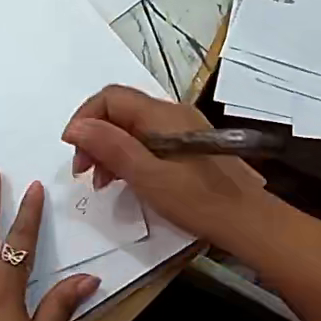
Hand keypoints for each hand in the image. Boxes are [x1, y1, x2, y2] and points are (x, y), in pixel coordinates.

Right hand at [61, 85, 276, 251]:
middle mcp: (171, 114)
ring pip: (131, 127)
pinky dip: (128, 156)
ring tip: (102, 182)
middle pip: (119, 111)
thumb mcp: (147, 176)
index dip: (85, 119)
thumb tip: (76, 127)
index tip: (73, 151)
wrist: (248, 221)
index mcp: (161, 115)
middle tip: (83, 172)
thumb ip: (111, 147)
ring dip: (108, 149)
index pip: (110, 98)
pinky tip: (124, 181)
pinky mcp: (187, 147)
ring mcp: (181, 129)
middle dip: (94, 136)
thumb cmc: (198, 201)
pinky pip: (147, 141)